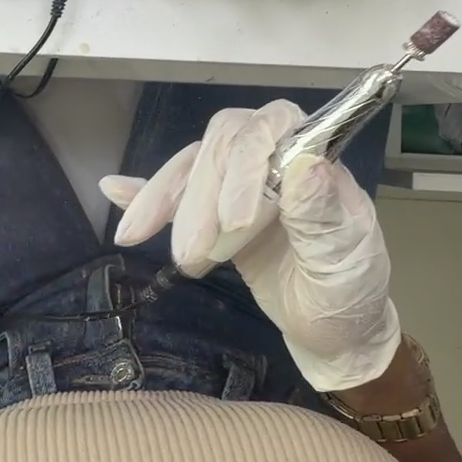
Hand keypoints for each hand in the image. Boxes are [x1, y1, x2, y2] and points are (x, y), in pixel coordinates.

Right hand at [99, 101, 400, 390]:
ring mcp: (240, 184)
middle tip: (190, 254)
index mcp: (312, 162)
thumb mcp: (345, 261)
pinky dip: (143, 192)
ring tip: (134, 236)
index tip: (234, 222)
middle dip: (197, 196)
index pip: (269, 130)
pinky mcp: (213, 211)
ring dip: (161, 199)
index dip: (244, 167)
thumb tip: (308, 164)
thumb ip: (323, 213)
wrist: (332, 331)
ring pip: (192, 167)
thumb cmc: (347, 296)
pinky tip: (113, 192)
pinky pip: (174, 191)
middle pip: (221, 147)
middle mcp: (272, 161)